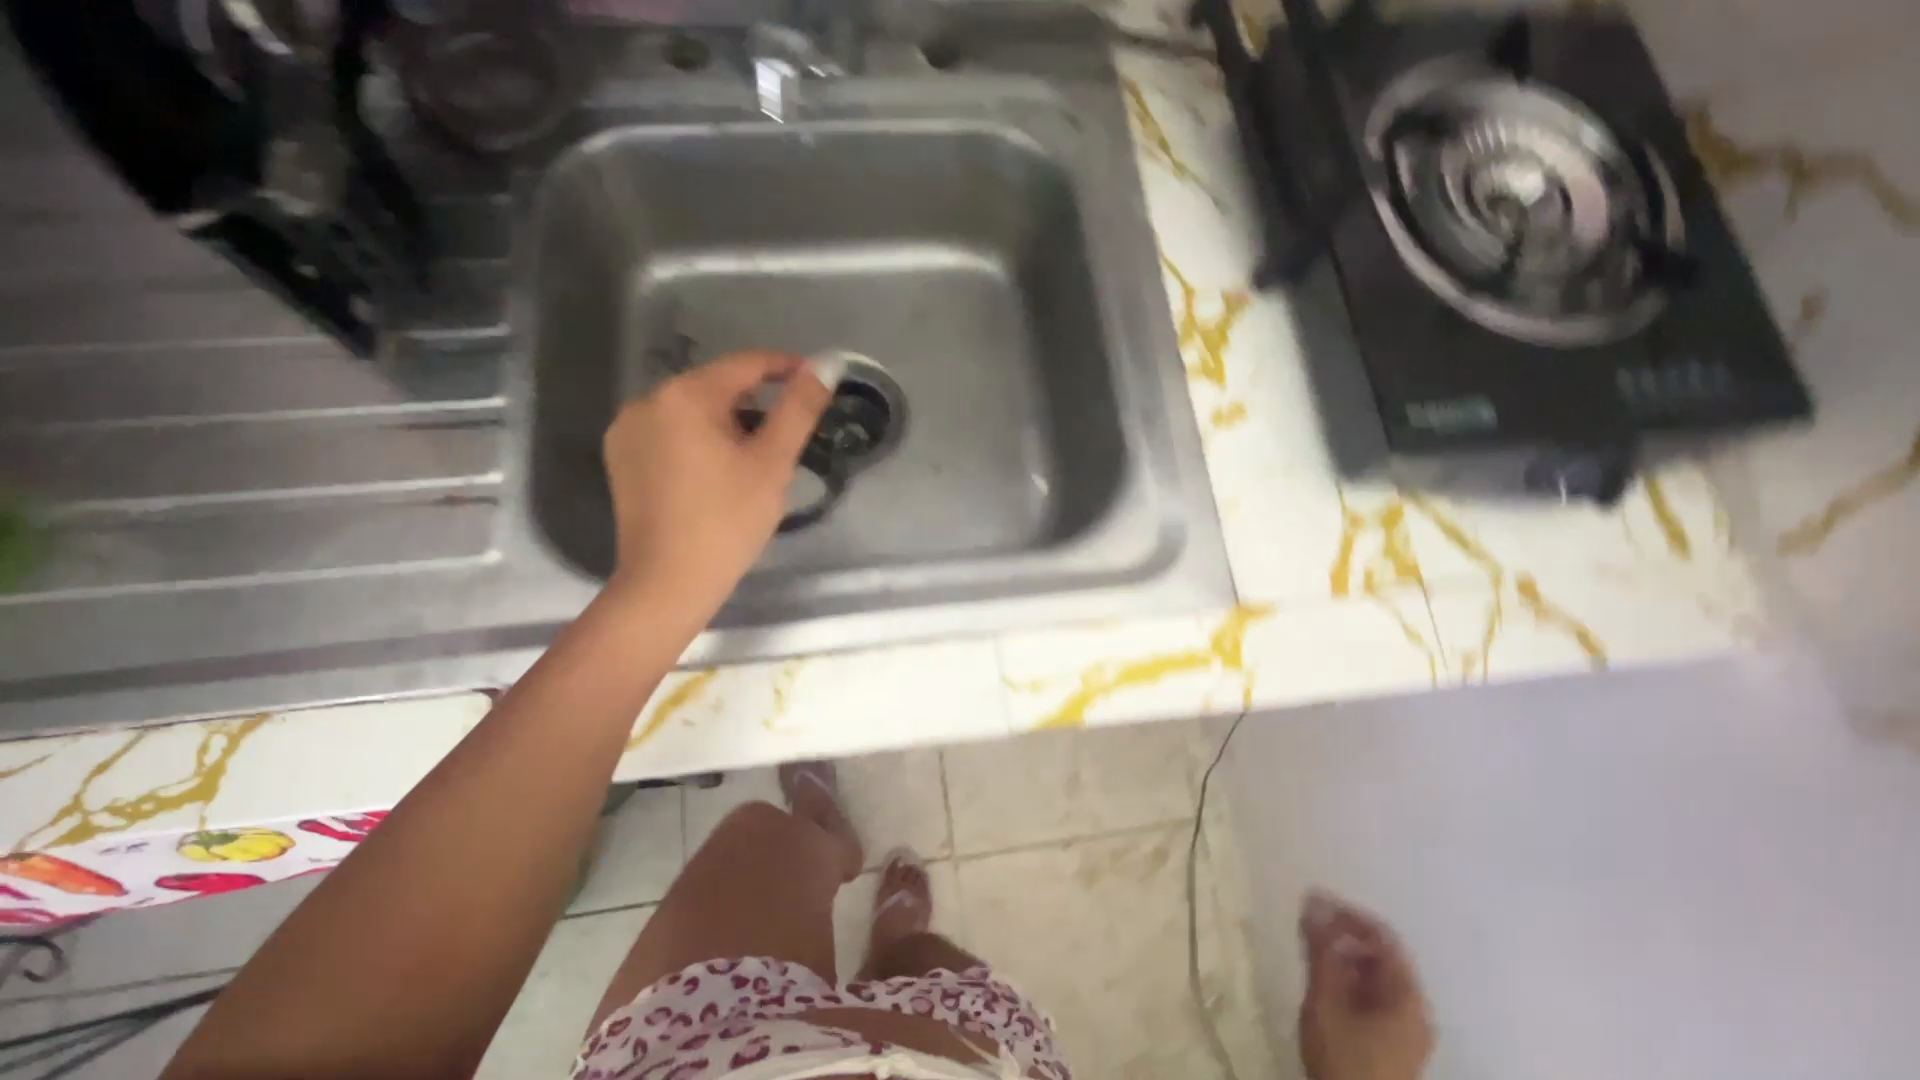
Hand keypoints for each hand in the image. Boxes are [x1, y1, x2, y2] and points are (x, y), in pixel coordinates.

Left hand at [602, 350, 832, 614]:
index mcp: (684, 395)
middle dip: (754, 403)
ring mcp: (627, 430)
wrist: (667, 583)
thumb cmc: (727, 522)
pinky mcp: (620, 458)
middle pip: (715, 387)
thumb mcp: (772, 463)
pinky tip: (717, 472)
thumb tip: (824, 366)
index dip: (784, 367)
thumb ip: (799, 408)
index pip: (744, 365)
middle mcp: (647, 401)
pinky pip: (669, 433)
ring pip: (691, 411)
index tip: (815, 381)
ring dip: (726, 423)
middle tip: (787, 435)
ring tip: (755, 458)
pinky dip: (698, 440)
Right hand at [1298, 890, 1433, 1079]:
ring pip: (1376, 980)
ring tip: (1311, 953)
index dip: (1349, 915)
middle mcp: (1415, 1011)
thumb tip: (1312, 902)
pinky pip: (1373, 1000)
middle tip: (1308, 925)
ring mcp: (1406, 1032)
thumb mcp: (1325, 1002)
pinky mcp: (1392, 1046)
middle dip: (1345, 936)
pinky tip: (1324, 985)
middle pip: (1382, 958)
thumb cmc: (1343, 1061)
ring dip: (1345, 959)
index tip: (1314, 902)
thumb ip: (1320, 951)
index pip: (1384, 938)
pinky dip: (1349, 984)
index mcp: (1408, 998)